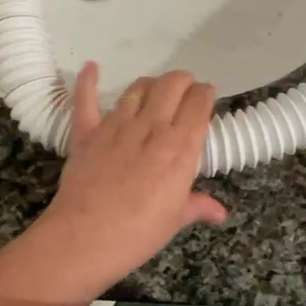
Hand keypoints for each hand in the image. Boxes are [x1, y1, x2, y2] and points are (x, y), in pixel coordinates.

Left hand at [37, 63, 227, 285]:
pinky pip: (86, 99)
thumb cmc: (139, 233)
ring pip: (138, 87)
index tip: (206, 97)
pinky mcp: (86, 132)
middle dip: (182, 82)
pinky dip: (88, 81)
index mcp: (181, 147)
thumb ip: (197, 206)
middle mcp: (152, 127)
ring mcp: (116, 126)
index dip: (205, 94)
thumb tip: (220, 213)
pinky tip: (92, 68)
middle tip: (184, 92)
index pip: (199, 103)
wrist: (86, 237)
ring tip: (154, 91)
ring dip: (150, 84)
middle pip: (172, 84)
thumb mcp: (175, 220)